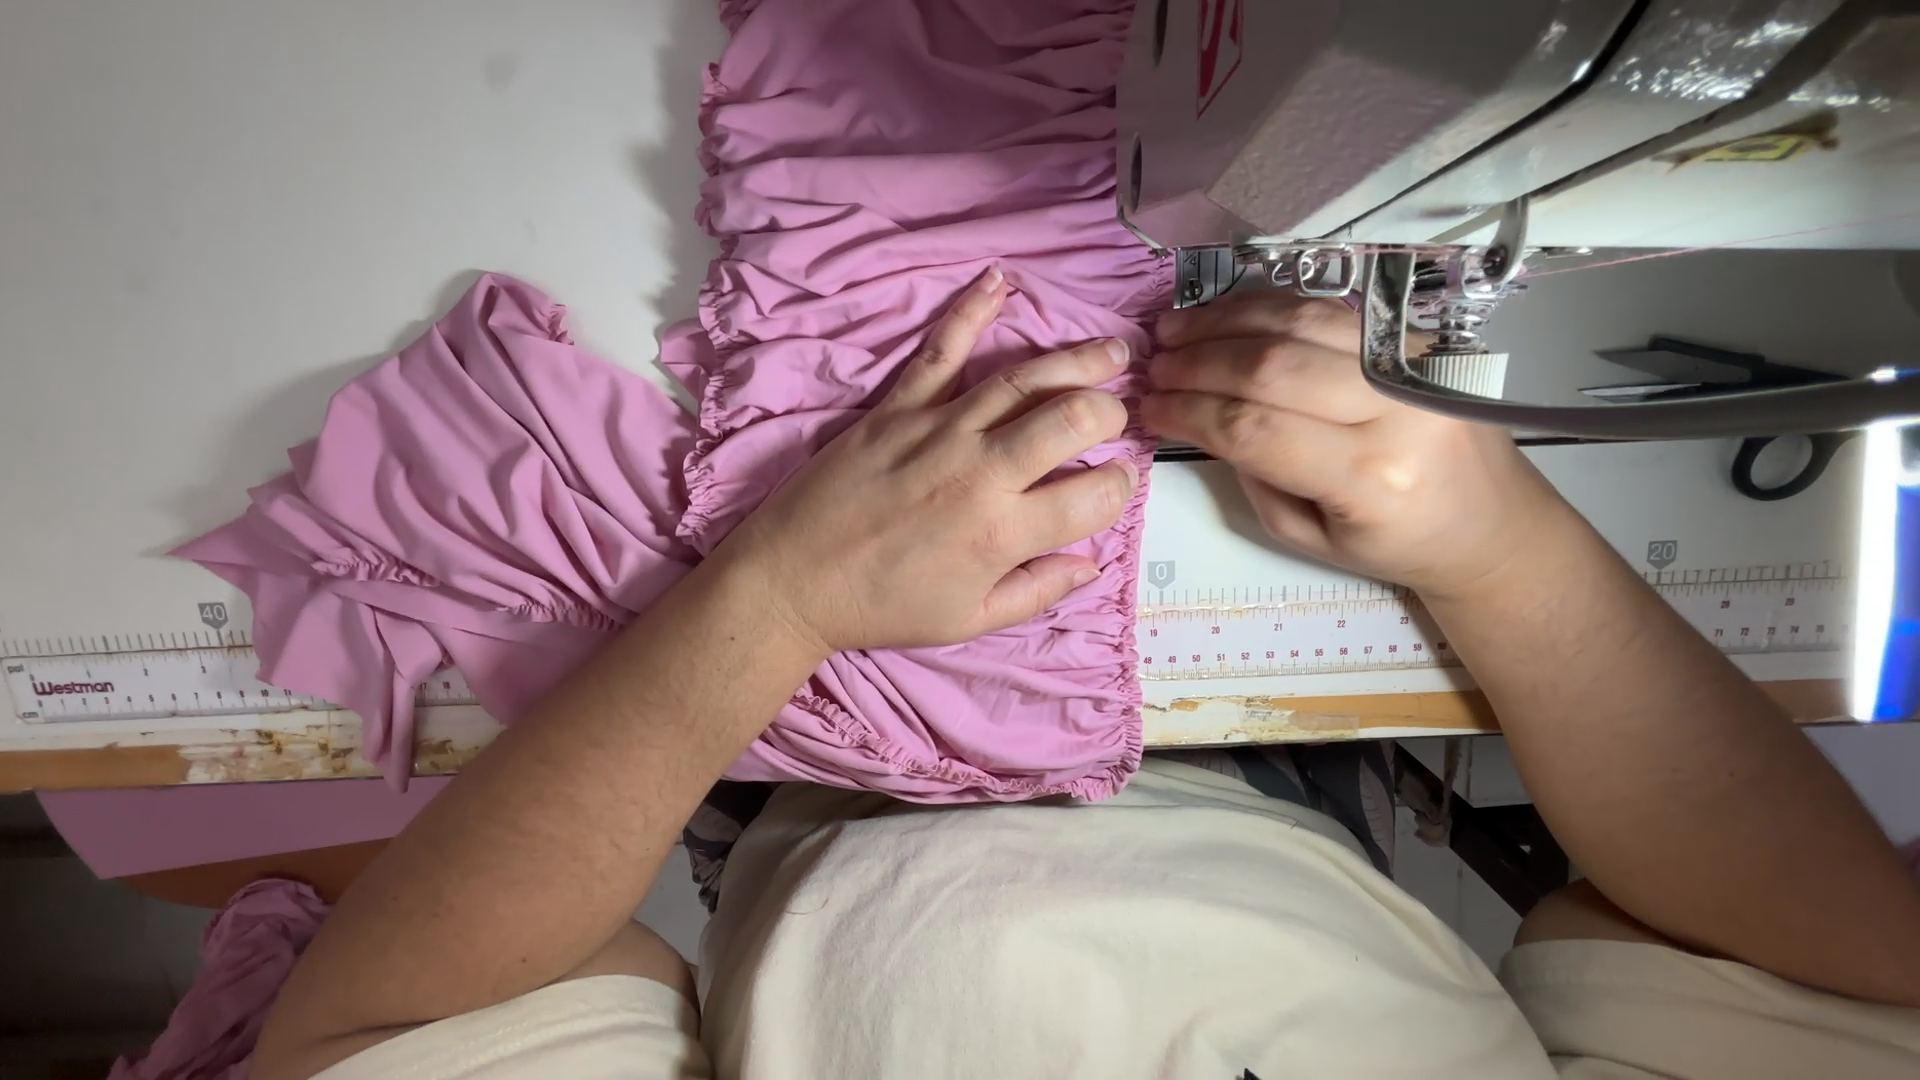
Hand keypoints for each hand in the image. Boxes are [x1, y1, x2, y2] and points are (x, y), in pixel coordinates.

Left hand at [715, 267, 1139, 652]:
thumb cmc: (883, 606)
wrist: (795, 581)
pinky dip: (970, 312)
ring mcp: (937, 431)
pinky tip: (1001, 282)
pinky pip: (940, 350)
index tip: (1117, 483)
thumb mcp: (969, 621)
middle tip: (1118, 412)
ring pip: (1022, 379)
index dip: (1119, 487)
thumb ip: (1037, 591)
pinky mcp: (897, 408)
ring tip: (1112, 351)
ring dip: (1076, 359)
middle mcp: (980, 472)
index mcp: (1002, 533)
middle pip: (1070, 419)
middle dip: (1110, 411)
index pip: (1093, 497)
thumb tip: (1089, 564)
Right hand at [1141, 293, 1575, 599]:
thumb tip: (1203, 416)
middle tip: (1153, 366)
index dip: (1189, 412)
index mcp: (1369, 479)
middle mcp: (1396, 413)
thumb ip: (1253, 475)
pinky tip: (1224, 314)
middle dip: (1197, 364)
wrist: (1490, 521)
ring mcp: (1411, 367)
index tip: (1149, 408)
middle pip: (1271, 369)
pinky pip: (1328, 309)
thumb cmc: (1391, 543)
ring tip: (1174, 330)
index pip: (1254, 430)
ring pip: (1299, 324)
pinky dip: (1266, 306)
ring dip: (1223, 321)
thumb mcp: (1306, 535)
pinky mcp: (1414, 341)